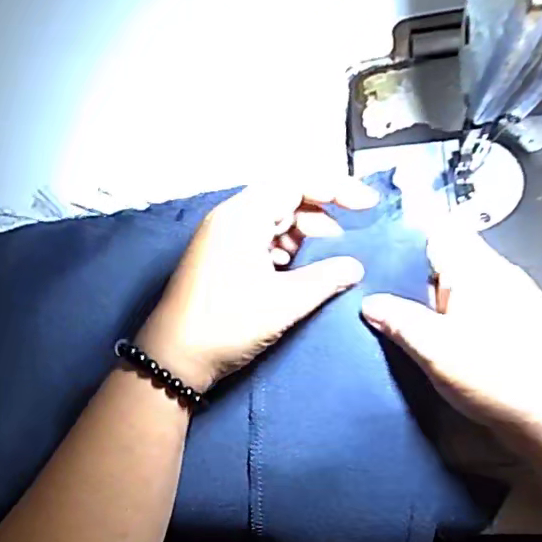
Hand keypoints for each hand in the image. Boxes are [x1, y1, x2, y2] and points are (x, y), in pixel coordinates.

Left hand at [136, 179, 378, 390]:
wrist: (174, 359)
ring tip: (325, 263)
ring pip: (272, 224)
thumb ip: (325, 280)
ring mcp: (221, 240)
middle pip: (284, 200)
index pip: (296, 183)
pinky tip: (296, 274)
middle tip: (347, 244)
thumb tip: (354, 267)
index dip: (336, 189)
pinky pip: (258, 243)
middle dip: (321, 218)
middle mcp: (229, 219)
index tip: (367, 206)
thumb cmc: (227, 324)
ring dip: (302, 238)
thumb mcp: (284, 303)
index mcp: (242, 216)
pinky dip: (283, 253)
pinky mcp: (219, 262)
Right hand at [361, 229, 541, 470]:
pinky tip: (443, 355)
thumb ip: (399, 321)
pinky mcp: (513, 331)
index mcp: (477, 270)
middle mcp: (497, 279)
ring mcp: (509, 304)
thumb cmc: (505, 380)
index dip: (403, 245)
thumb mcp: (434, 349)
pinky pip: (472, 318)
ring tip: (414, 338)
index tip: (379, 268)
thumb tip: (373, 305)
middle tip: (389, 311)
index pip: (436, 233)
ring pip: (458, 293)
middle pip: (444, 264)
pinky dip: (453, 330)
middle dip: (413, 285)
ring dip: (433, 311)